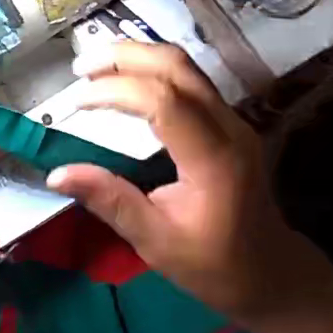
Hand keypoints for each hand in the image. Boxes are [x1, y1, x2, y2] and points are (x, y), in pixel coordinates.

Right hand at [48, 42, 332, 331]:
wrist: (275, 275)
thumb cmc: (217, 268)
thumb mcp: (158, 243)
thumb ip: (110, 201)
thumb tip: (56, 173)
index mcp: (214, 159)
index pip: (163, 101)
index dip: (115, 91)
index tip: (76, 103)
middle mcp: (228, 127)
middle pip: (177, 66)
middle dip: (124, 57)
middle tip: (80, 69)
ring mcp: (232, 119)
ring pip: (185, 65)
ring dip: (138, 56)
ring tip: (95, 68)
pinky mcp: (228, 120)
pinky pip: (189, 78)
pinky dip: (152, 69)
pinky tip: (126, 79)